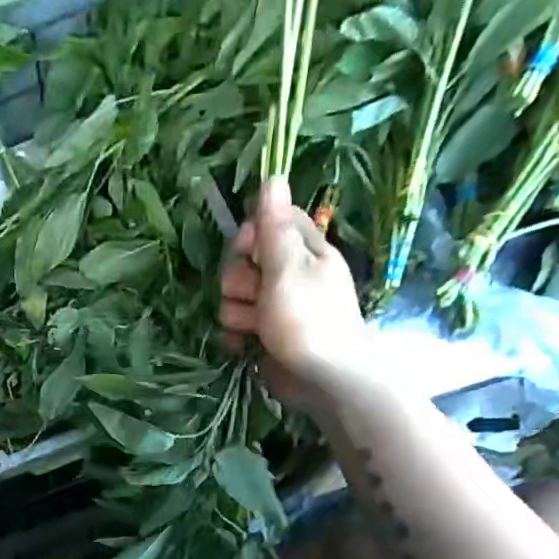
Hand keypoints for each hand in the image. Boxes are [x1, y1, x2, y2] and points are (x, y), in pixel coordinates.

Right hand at [219, 178, 376, 406]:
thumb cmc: (309, 321)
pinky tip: (246, 346)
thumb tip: (272, 177)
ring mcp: (274, 307)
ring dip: (238, 313)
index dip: (251, 236)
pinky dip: (236, 337)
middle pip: (242, 262)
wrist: (324, 381)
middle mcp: (288, 275)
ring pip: (234, 297)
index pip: (268, 223)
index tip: (248, 251)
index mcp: (303, 251)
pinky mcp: (262, 335)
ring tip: (258, 327)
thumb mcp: (288, 268)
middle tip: (258, 297)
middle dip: (240, 282)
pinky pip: (234, 326)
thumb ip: (275, 227)